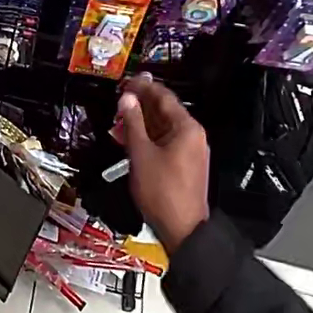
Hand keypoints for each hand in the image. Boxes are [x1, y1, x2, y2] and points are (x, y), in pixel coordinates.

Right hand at [117, 74, 209, 252]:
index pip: (164, 97)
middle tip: (120, 100)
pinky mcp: (184, 165)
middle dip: (140, 105)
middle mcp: (192, 136)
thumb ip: (133, 122)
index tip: (126, 82)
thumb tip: (127, 100)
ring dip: (141, 122)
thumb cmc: (164, 193)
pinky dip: (147, 138)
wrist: (182, 230)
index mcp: (187, 128)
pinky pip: (165, 142)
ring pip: (162, 127)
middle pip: (164, 111)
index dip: (143, 87)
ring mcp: (189, 151)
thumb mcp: (141, 153)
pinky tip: (129, 139)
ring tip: (119, 121)